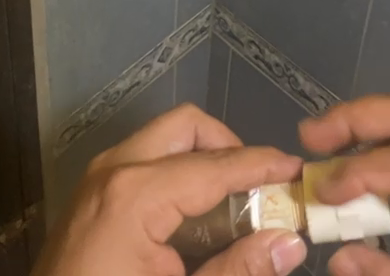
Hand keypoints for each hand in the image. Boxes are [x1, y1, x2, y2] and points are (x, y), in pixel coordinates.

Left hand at [35, 103, 309, 275]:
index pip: (216, 164)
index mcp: (136, 193)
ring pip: (164, 140)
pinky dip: (176, 174)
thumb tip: (290, 243)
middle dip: (228, 149)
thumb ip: (236, 270)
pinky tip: (194, 220)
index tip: (299, 172)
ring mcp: (97, 179)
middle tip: (259, 190)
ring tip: (232, 207)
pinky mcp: (90, 196)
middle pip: (187, 128)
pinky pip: (144, 162)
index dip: (263, 165)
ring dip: (202, 160)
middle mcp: (114, 169)